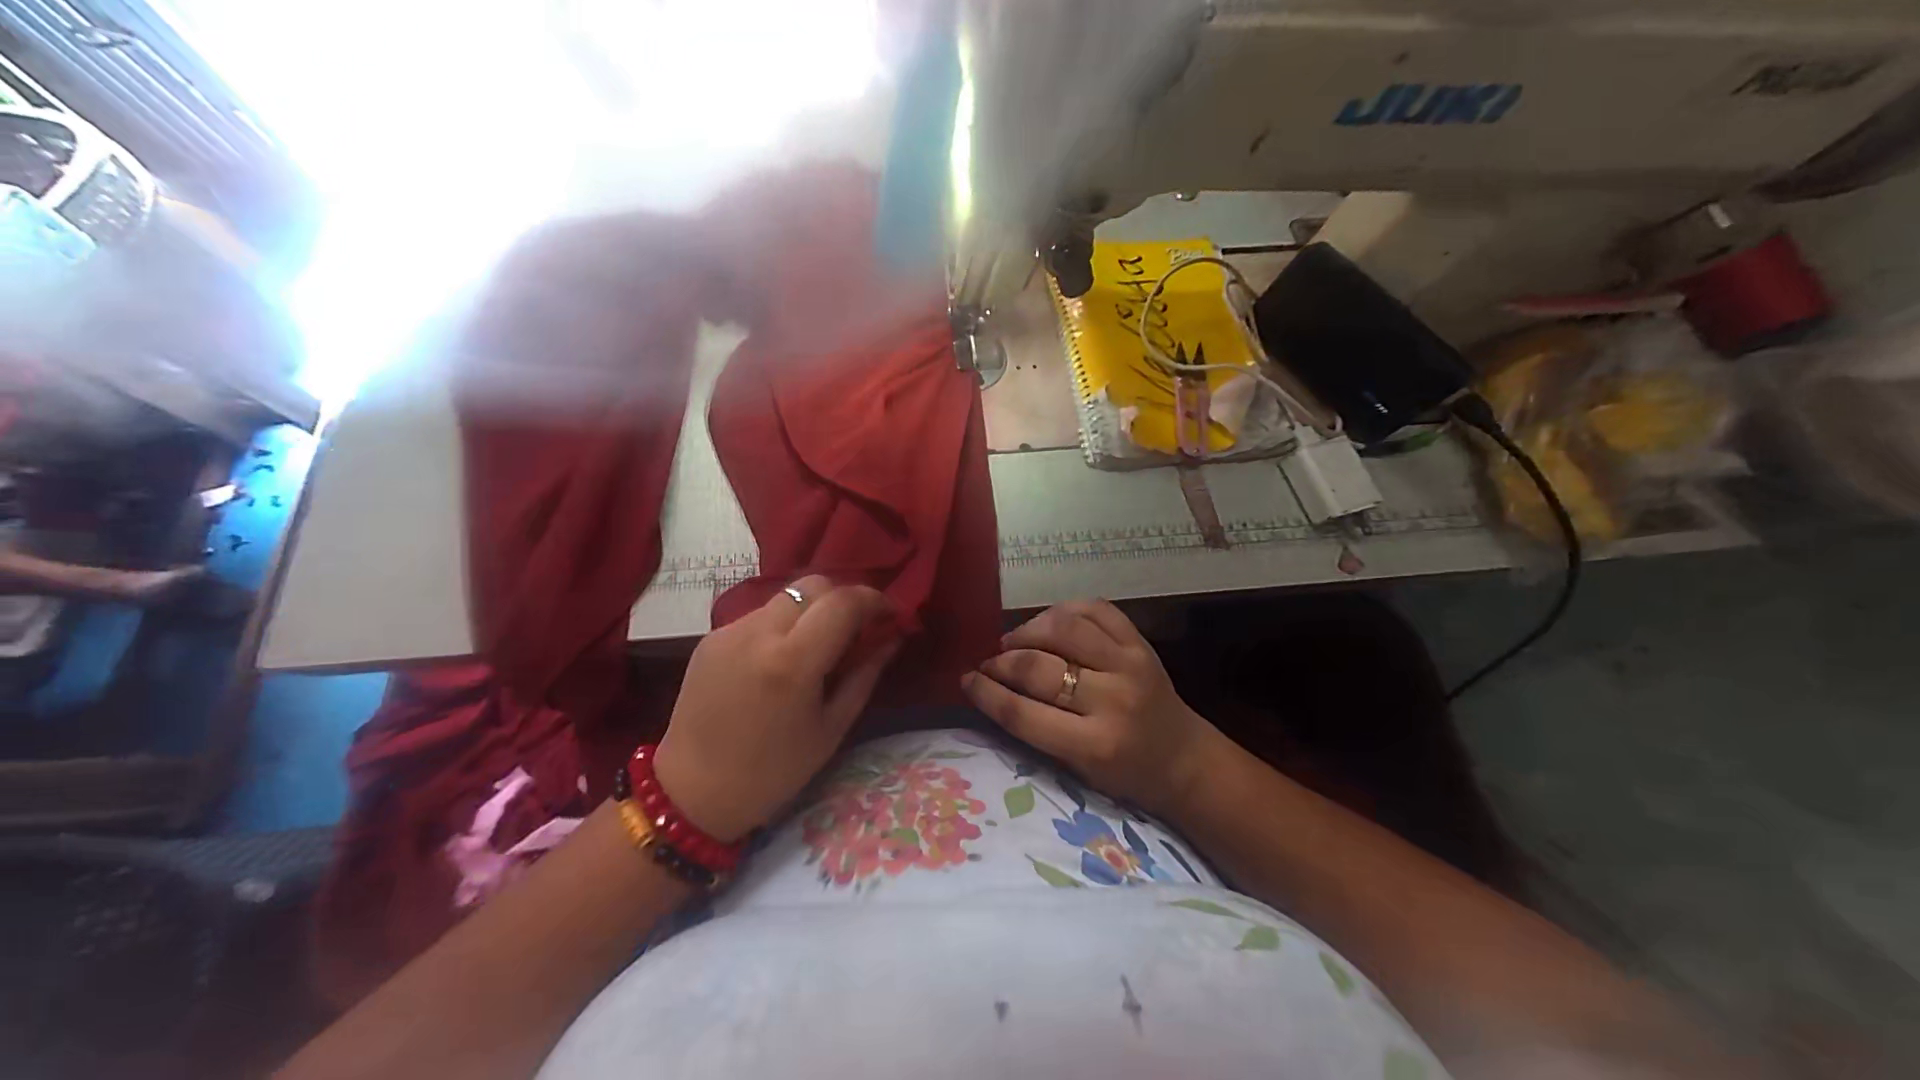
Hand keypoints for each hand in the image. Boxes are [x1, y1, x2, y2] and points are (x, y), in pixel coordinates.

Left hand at [653, 576, 899, 841]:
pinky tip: (783, 659)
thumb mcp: (831, 728)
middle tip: (859, 627)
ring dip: (812, 611)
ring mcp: (729, 631)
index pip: (843, 601)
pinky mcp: (710, 638)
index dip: (874, 600)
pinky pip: (759, 616)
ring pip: (785, 598)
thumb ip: (864, 675)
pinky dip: (783, 625)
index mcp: (792, 662)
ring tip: (820, 645)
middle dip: (844, 597)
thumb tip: (891, 638)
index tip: (890, 615)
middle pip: (813, 586)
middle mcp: (758, 633)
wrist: (692, 792)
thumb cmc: (773, 772)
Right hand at [960, 599, 1226, 816]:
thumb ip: (1036, 729)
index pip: (1024, 714)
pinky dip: (1063, 610)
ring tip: (1015, 641)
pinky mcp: (1140, 642)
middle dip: (1001, 662)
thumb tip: (990, 685)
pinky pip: (1094, 609)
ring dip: (1028, 630)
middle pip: (1039, 668)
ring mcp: (1130, 664)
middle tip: (988, 662)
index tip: (966, 680)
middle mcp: (1113, 700)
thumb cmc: (1123, 774)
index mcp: (1094, 745)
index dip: (987, 693)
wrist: (1183, 758)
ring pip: (1063, 628)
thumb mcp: (1077, 769)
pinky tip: (1049, 622)